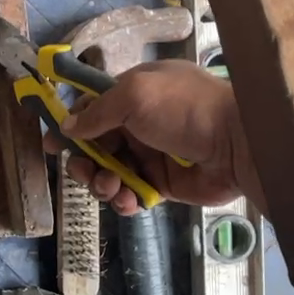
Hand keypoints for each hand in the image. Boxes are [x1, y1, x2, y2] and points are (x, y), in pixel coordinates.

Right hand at [47, 60, 263, 215]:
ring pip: (108, 172)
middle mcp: (140, 123)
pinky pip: (129, 193)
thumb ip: (96, 111)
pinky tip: (128, 200)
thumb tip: (67, 127)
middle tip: (85, 173)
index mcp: (135, 93)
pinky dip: (122, 199)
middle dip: (84, 162)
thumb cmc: (186, 110)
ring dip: (101, 183)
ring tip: (111, 188)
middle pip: (94, 145)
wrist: (240, 145)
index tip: (53, 145)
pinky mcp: (162, 183)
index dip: (70, 126)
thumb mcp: (135, 96)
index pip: (91, 108)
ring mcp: (151, 154)